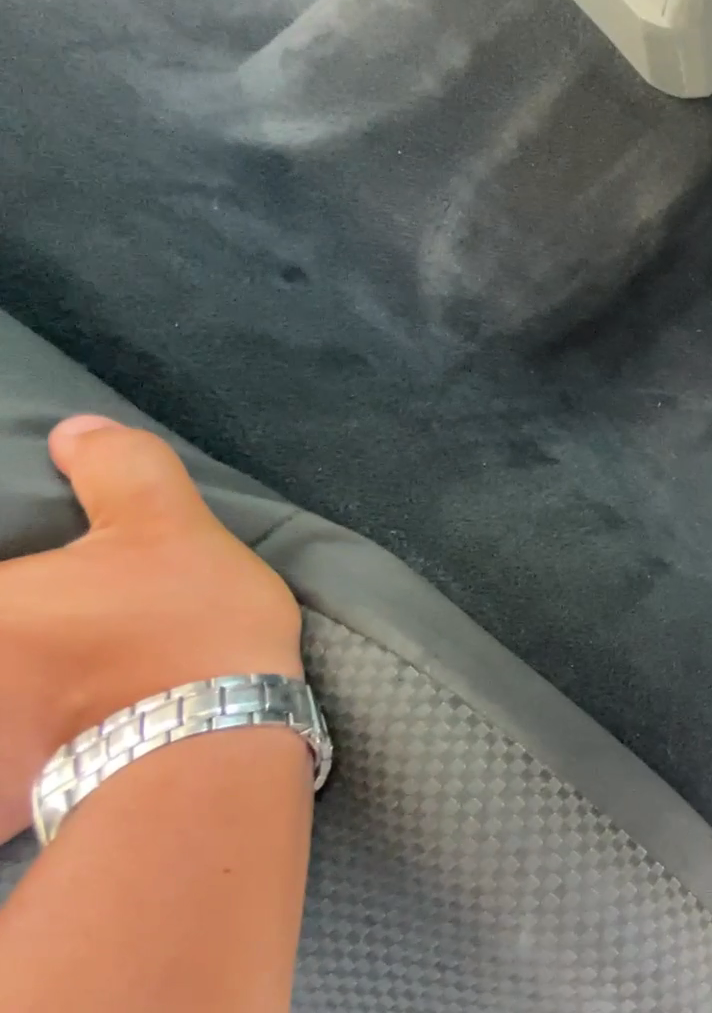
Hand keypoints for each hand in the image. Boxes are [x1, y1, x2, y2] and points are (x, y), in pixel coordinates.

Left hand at [0, 416, 301, 839]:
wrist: (209, 743)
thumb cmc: (183, 627)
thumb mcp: (175, 532)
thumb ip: (124, 472)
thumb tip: (79, 431)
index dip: (18, 577)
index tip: (50, 580)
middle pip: (0, 620)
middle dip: (21, 629)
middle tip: (56, 629)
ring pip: (3, 691)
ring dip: (21, 687)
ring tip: (56, 688)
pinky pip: (6, 763)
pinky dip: (22, 751)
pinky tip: (53, 737)